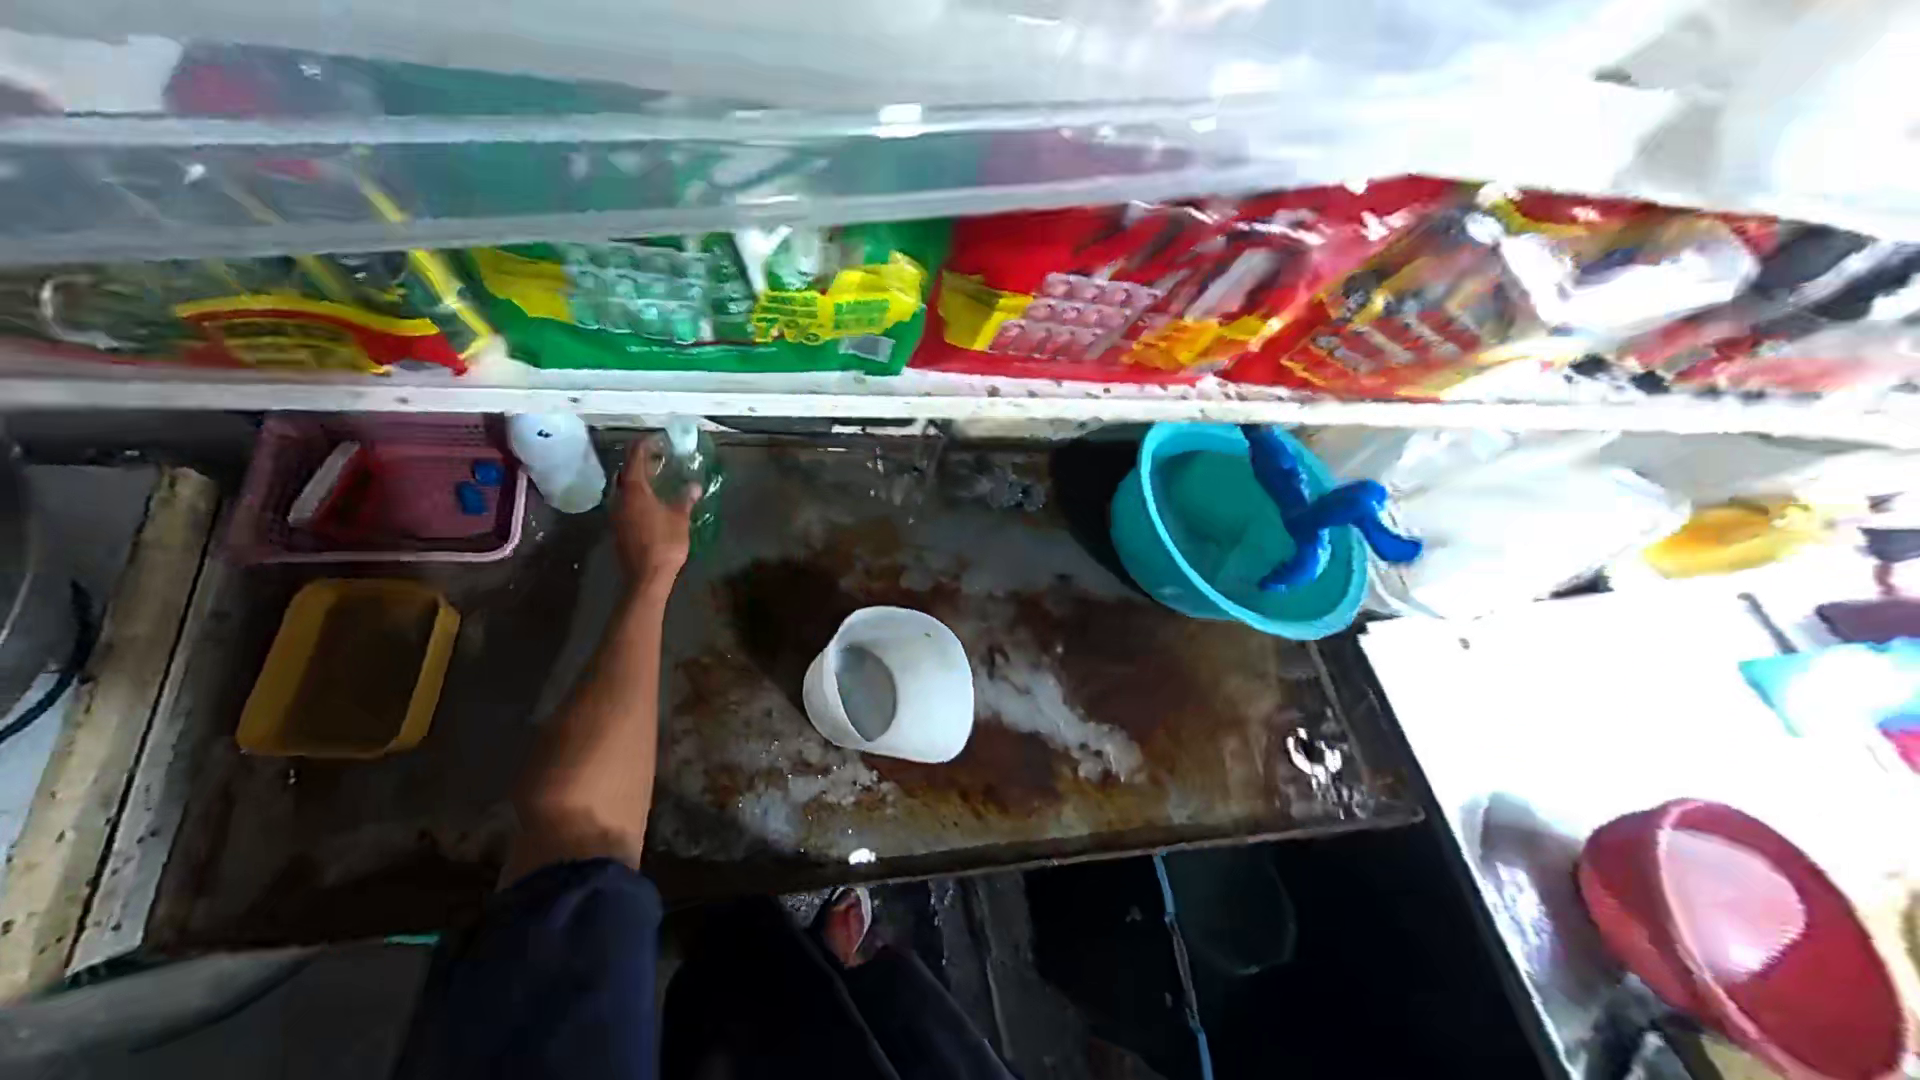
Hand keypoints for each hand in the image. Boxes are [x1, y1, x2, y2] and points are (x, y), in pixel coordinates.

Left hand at [612, 438, 698, 588]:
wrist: (646, 576)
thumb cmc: (665, 543)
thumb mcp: (680, 518)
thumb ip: (685, 498)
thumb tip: (694, 485)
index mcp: (634, 490)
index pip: (635, 457)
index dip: (645, 445)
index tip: (658, 439)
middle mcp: (619, 497)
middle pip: (625, 470)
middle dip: (640, 460)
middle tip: (659, 456)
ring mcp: (616, 512)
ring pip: (623, 485)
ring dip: (637, 477)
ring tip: (656, 475)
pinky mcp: (618, 524)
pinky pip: (625, 499)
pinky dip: (636, 492)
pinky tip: (651, 498)